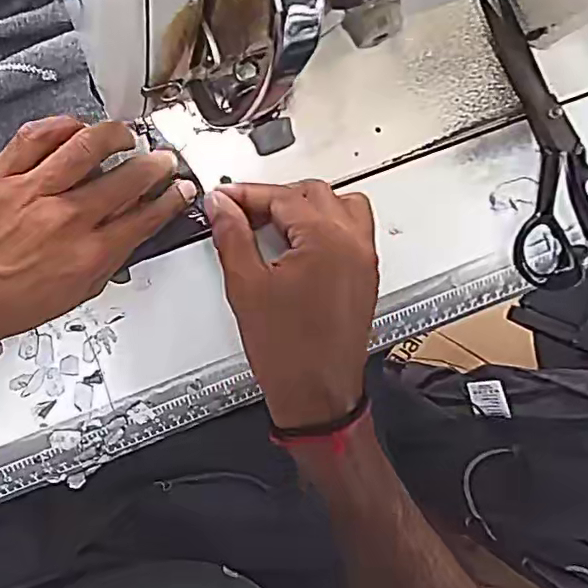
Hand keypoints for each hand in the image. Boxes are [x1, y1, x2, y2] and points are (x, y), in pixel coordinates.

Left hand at [0, 116, 192, 388]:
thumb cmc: (11, 303)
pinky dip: (62, 125)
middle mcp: (64, 219)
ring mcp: (31, 193)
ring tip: (123, 136)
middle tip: (160, 159)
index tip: (177, 188)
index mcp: (88, 254)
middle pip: (127, 177)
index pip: (145, 215)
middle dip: (155, 164)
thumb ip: (111, 257)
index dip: (170, 197)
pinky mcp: (1, 177)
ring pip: (86, 145)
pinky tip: (74, 128)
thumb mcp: (78, 292)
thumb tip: (135, 226)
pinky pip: (36, 136)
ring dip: (116, 135)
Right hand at [205, 180, 378, 430]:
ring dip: (302, 206)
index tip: (223, 200)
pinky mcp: (364, 276)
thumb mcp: (245, 285)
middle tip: (238, 212)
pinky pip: (350, 229)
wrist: (316, 394)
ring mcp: (363, 260)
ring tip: (269, 223)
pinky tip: (296, 243)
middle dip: (271, 198)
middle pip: (312, 193)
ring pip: (337, 205)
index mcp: (327, 240)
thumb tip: (222, 206)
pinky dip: (323, 224)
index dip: (246, 194)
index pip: (282, 196)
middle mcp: (354, 244)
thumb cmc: (290, 352)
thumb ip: (232, 235)